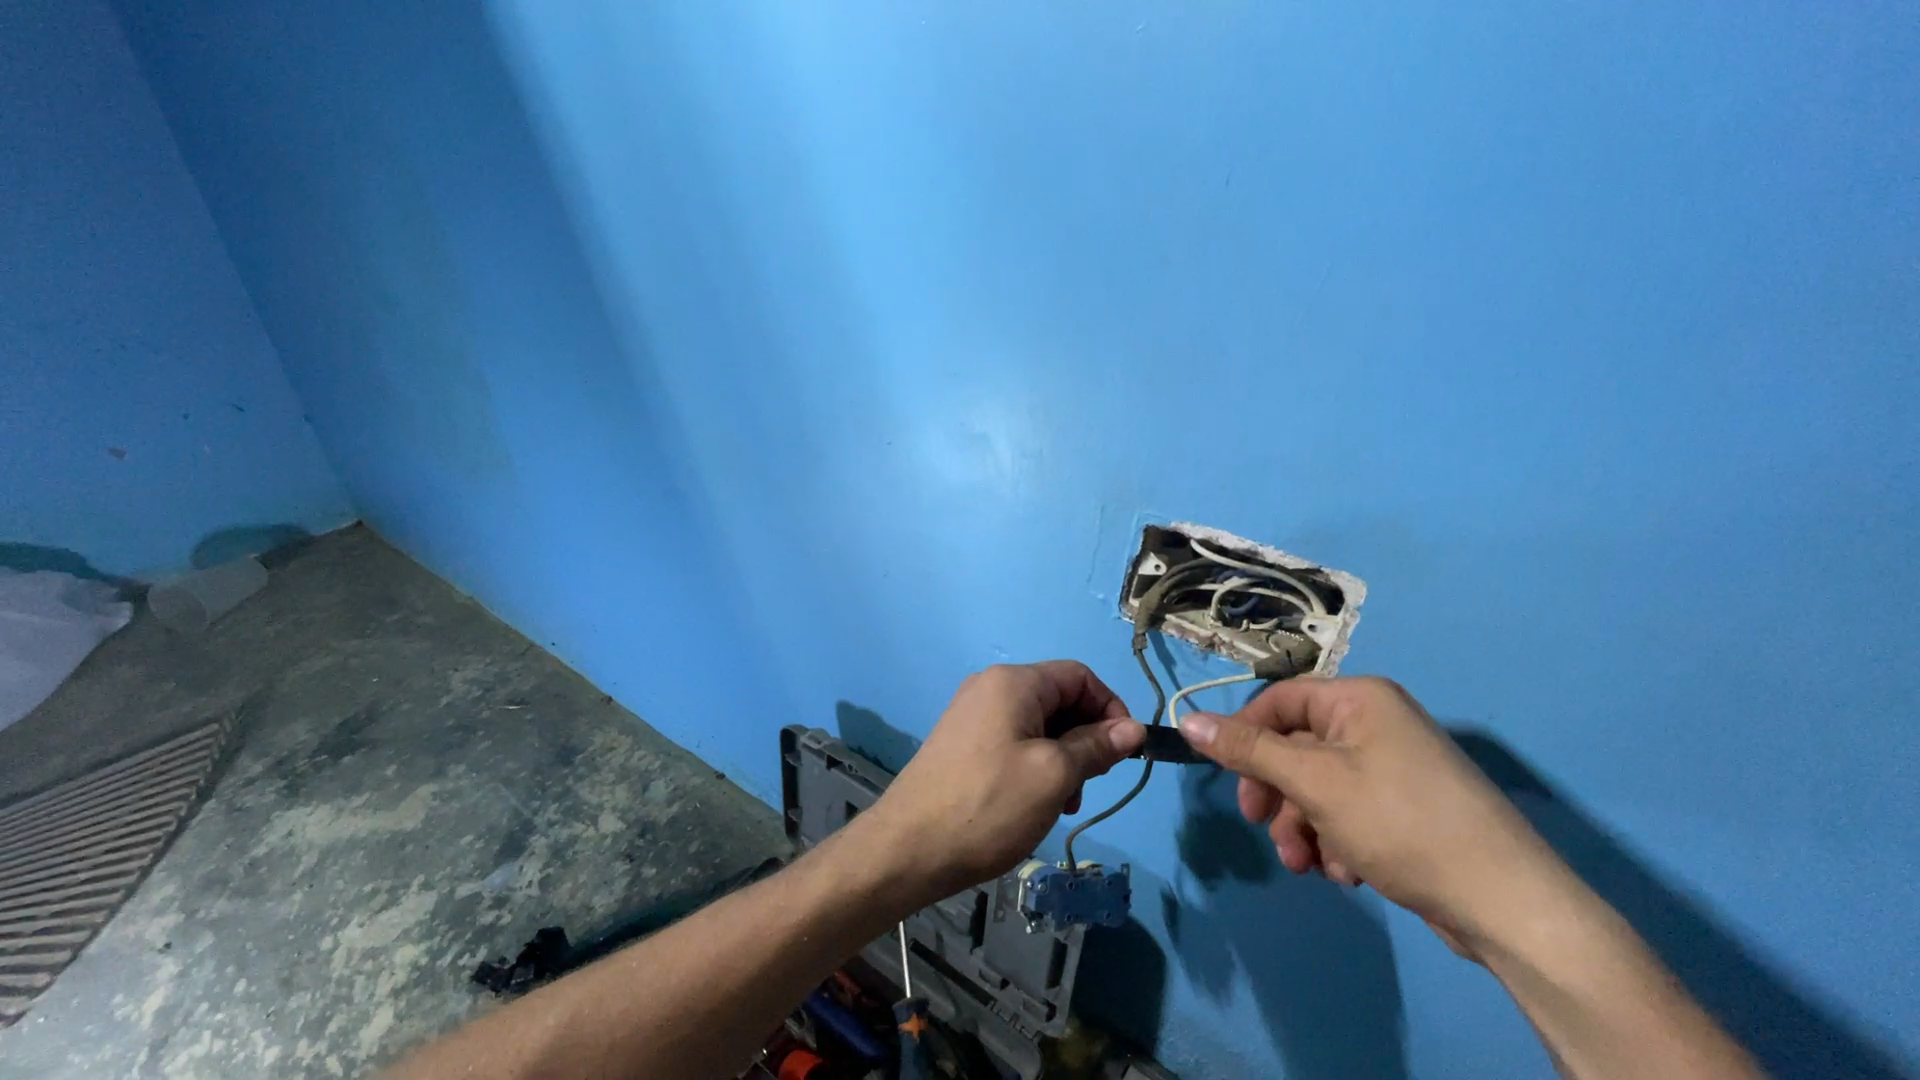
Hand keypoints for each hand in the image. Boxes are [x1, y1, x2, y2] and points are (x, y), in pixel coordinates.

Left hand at [865, 662, 1145, 905]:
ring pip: (1039, 726)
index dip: (1111, 709)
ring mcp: (972, 716)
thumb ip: (1097, 747)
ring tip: (1062, 803)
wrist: (909, 848)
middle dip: (1085, 739)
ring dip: (1062, 759)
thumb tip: (1134, 729)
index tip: (1124, 753)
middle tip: (1090, 785)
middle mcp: (991, 687)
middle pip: (1059, 699)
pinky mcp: (963, 745)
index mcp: (1013, 682)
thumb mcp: (1054, 776)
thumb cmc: (989, 805)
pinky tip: (1035, 804)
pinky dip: (1036, 767)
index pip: (1080, 676)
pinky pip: (1014, 743)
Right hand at [1180, 676, 1568, 956]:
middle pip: (1296, 748)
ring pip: (1317, 788)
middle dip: (1276, 795)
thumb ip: (1249, 750)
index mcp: (1360, 700)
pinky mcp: (1405, 810)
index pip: (1279, 700)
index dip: (1245, 735)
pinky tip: (1348, 873)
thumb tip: (1188, 720)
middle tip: (1261, 827)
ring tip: (1310, 864)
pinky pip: (1347, 813)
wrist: (1504, 902)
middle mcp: (1377, 724)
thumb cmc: (1401, 823)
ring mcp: (1394, 768)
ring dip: (1302, 826)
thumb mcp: (1314, 783)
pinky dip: (1335, 841)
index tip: (1228, 780)